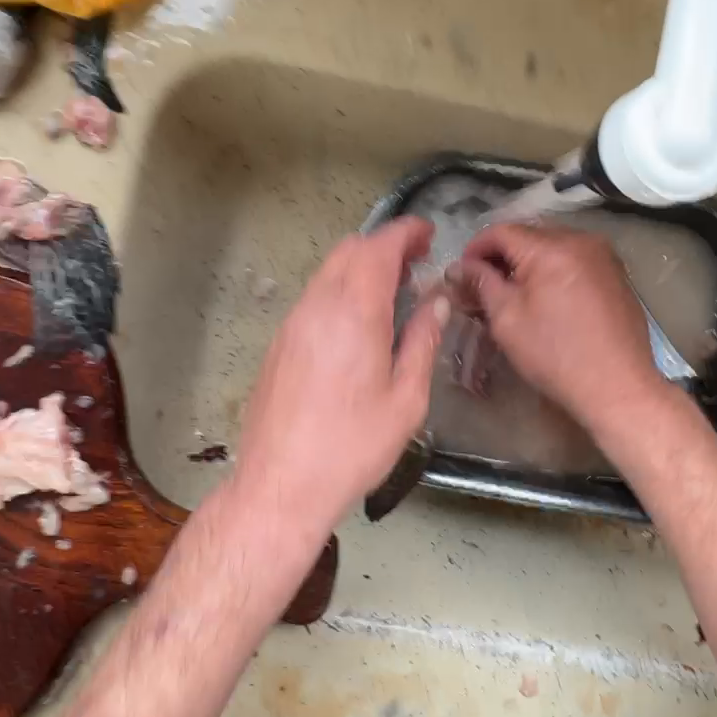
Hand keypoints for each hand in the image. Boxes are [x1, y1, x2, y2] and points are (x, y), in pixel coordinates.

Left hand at [233, 217, 448, 530]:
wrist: (280, 485)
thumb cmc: (353, 445)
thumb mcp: (406, 398)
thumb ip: (422, 341)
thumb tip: (436, 303)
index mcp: (353, 312)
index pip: (378, 247)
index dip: (406, 232)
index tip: (428, 234)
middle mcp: (317, 306)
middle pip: (349, 250)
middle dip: (385, 246)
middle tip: (417, 265)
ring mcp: (292, 323)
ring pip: (328, 272)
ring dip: (361, 268)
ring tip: (394, 293)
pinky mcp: (279, 344)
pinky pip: (314, 298)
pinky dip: (341, 291)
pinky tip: (359, 324)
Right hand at [456, 224, 667, 434]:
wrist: (618, 387)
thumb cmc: (556, 355)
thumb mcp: (508, 320)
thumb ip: (482, 284)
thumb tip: (460, 267)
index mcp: (552, 248)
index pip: (502, 231)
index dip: (476, 248)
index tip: (462, 272)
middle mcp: (581, 240)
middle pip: (529, 235)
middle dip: (502, 256)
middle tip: (484, 285)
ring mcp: (604, 256)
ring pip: (553, 246)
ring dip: (529, 263)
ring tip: (514, 293)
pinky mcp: (617, 274)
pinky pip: (575, 260)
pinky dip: (554, 270)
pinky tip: (547, 298)